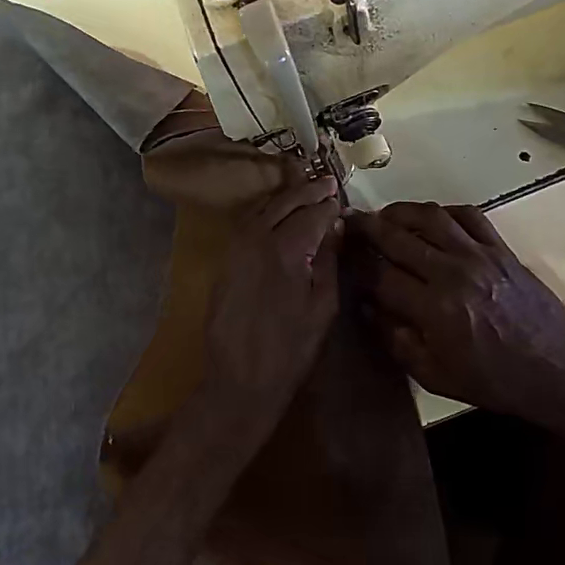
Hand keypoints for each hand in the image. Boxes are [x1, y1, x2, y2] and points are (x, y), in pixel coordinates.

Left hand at [203, 175, 342, 418]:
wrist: (239, 381)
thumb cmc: (291, 348)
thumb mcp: (323, 306)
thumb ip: (329, 260)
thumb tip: (334, 227)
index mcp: (287, 250)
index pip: (312, 213)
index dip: (328, 203)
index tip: (340, 196)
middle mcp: (258, 240)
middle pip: (285, 203)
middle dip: (308, 191)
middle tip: (326, 183)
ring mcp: (237, 248)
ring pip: (263, 208)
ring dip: (286, 196)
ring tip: (305, 191)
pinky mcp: (225, 261)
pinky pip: (248, 223)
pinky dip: (266, 211)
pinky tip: (278, 213)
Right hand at [352, 202, 564, 426]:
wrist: (556, 369)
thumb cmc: (494, 381)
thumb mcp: (436, 376)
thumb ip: (396, 340)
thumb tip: (366, 307)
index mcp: (433, 309)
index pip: (380, 275)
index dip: (354, 262)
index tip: (339, 252)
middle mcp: (452, 273)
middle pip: (399, 237)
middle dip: (368, 227)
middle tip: (350, 221)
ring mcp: (479, 255)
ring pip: (431, 217)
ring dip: (402, 211)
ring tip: (385, 214)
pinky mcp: (500, 248)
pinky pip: (468, 215)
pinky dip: (445, 211)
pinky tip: (432, 217)